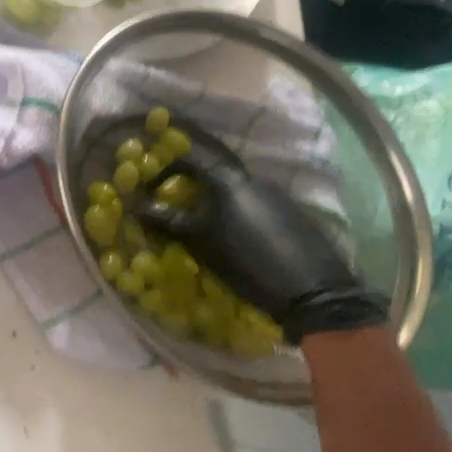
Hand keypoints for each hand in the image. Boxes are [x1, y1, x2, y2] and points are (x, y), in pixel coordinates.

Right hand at [132, 155, 385, 343]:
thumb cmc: (247, 263)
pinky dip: (237, 212)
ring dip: (214, 201)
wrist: (315, 292)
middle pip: (213, 173)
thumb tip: (136, 204)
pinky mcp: (293, 213)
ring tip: (203, 226)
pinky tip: (236, 236)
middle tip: (174, 207)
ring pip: (235, 189)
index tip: (149, 186)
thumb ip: (168, 220)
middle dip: (189, 187)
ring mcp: (277, 195)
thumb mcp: (200, 243)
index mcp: (228, 180)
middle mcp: (253, 179)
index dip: (165, 168)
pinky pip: (255, 203)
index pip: (189, 158)